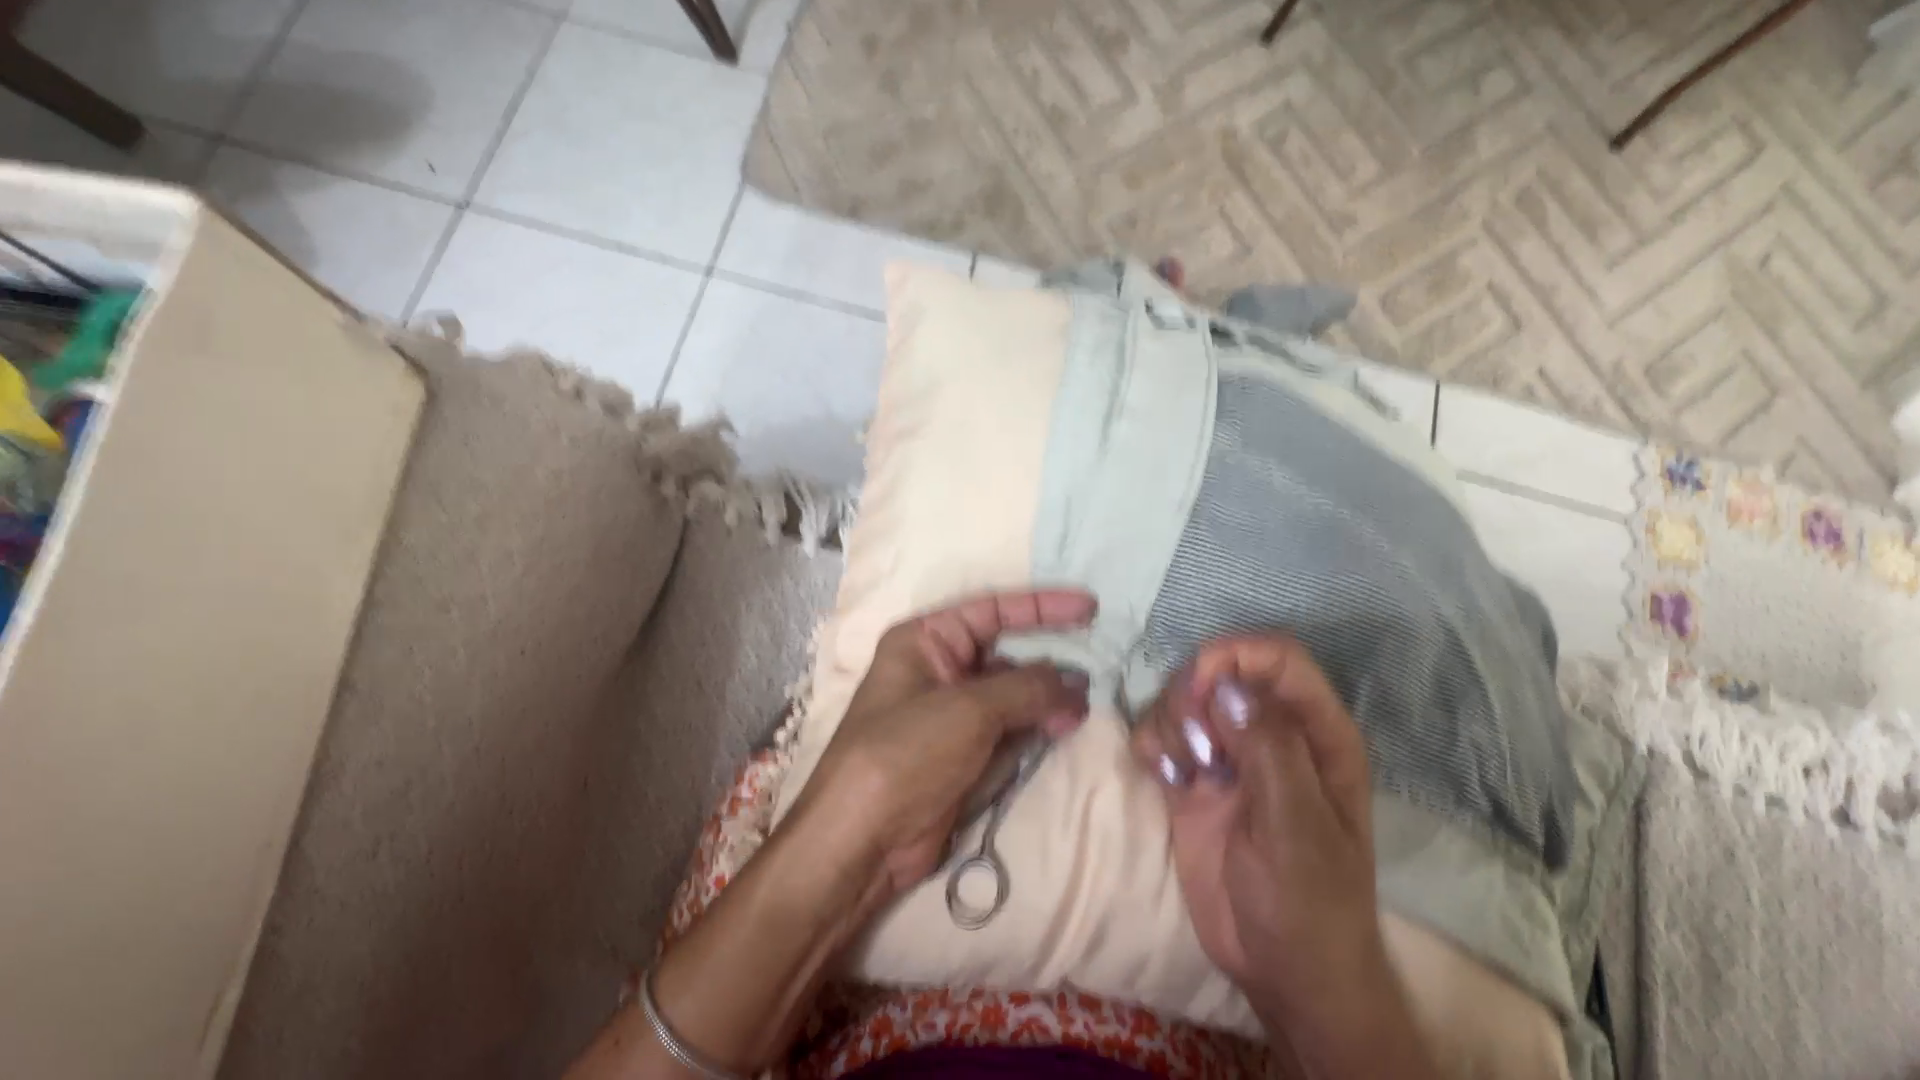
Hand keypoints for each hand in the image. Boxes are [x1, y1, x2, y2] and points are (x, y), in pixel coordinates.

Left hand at [791, 589, 1096, 898]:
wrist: (864, 840)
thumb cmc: (905, 753)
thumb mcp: (969, 709)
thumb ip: (1028, 688)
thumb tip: (1077, 685)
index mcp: (925, 640)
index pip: (992, 609)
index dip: (1043, 606)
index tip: (1091, 607)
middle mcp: (938, 670)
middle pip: (1007, 654)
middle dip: (1050, 663)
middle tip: (1097, 673)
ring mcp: (952, 716)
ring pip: (1014, 696)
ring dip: (1048, 700)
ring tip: (1084, 709)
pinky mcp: (964, 756)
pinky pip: (1011, 731)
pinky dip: (1038, 729)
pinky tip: (1065, 729)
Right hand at [1133, 636, 1434, 1075]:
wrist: (1281, 967)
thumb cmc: (1309, 901)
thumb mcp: (1299, 828)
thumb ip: (1270, 749)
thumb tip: (1228, 685)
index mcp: (1317, 734)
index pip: (1279, 658)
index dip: (1236, 656)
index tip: (1199, 687)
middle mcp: (1270, 734)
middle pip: (1219, 671)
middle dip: (1193, 698)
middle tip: (1199, 754)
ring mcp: (1228, 757)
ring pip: (1182, 699)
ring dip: (1171, 725)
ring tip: (1186, 776)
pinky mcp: (1191, 782)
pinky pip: (1158, 736)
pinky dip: (1152, 747)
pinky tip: (1165, 781)